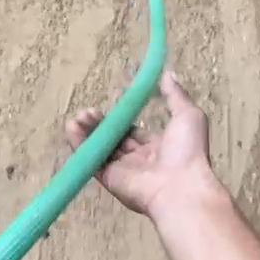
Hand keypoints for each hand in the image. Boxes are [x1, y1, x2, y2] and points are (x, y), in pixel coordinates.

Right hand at [65, 71, 221, 219]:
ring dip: (87, 132)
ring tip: (78, 117)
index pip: (133, 132)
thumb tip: (167, 73)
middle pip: (114, 140)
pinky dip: (80, 146)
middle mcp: (139, 160)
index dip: (121, 119)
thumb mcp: (188, 115)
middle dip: (100, 125)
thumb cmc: (187, 150)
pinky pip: (91, 162)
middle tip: (88, 112)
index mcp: (158, 147)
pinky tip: (72, 129)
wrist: (180, 187)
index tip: (111, 106)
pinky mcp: (109, 179)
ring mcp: (123, 171)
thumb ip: (175, 95)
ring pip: (100, 149)